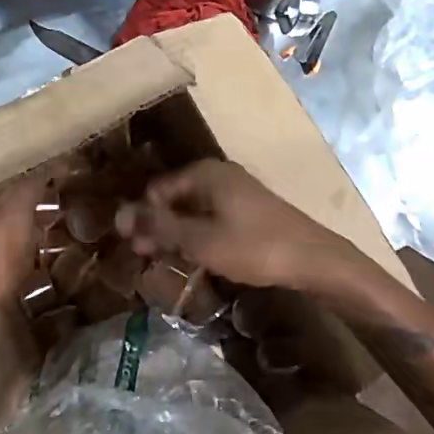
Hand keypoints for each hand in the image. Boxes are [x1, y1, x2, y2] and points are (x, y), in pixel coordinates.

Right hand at [113, 160, 365, 291]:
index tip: (131, 244)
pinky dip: (196, 235)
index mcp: (205, 173)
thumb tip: (118, 215)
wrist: (315, 260)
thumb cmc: (254, 246)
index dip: (140, 214)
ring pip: (192, 210)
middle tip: (142, 254)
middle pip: (174, 197)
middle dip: (156, 224)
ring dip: (175, 233)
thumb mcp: (200, 240)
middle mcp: (218, 175)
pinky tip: (192, 258)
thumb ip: (158, 227)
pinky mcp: (248, 211)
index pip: (157, 188)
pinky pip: (210, 217)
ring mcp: (236, 192)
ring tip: (162, 260)